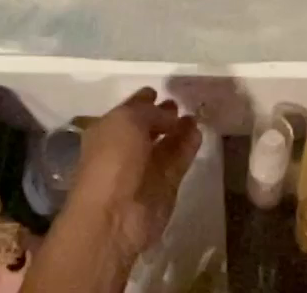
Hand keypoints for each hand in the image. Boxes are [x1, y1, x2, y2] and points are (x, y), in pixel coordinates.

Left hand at [69, 87, 201, 263]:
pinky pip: (179, 160)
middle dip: (162, 115)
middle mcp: (125, 148)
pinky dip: (188, 146)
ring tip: (194, 114)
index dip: (142, 100)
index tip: (158, 91)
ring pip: (166, 144)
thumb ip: (150, 112)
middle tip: (178, 103)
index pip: (128, 111)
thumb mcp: (127, 121)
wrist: (114, 215)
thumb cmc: (112, 159)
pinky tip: (198, 131)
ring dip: (179, 129)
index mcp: (108, 131)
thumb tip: (170, 114)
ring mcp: (146, 168)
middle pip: (147, 128)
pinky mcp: (165, 186)